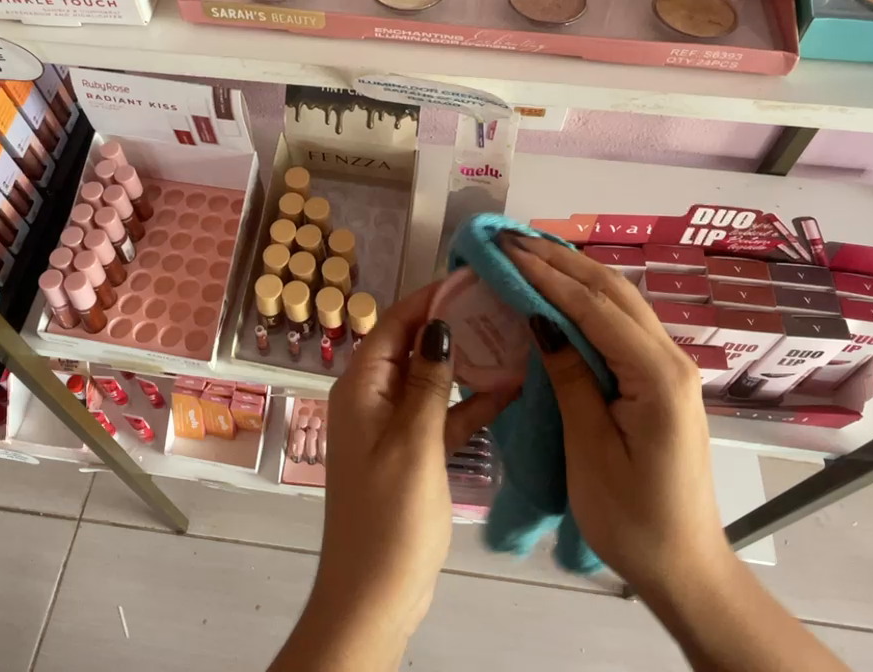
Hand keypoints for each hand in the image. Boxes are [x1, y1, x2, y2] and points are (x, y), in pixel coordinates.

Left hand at [273, 284, 513, 669]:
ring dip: (465, 361)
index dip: (430, 297)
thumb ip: (426, 381)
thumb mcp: (412, 442)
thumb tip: (437, 322)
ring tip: (510, 337)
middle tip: (501, 303)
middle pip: (413, 345)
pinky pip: (440, 414)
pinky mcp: (411, 452)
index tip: (473, 277)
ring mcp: (391, 426)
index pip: (394, 322)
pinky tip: (508, 391)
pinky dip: (468, 402)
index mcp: (362, 386)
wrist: (374, 595)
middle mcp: (372, 397)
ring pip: (431, 378)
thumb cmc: (390, 516)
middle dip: (452, 323)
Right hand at [501, 235, 731, 597]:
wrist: (684, 566)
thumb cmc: (632, 519)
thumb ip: (570, 378)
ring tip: (530, 250)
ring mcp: (669, 367)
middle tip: (511, 239)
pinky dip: (588, 298)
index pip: (595, 308)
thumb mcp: (589, 451)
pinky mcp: (661, 379)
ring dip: (575, 272)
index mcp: (657, 376)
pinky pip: (622, 323)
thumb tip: (541, 319)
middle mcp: (670, 359)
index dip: (547, 275)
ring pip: (621, 301)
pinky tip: (561, 291)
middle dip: (560, 260)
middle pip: (613, 291)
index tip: (505, 250)